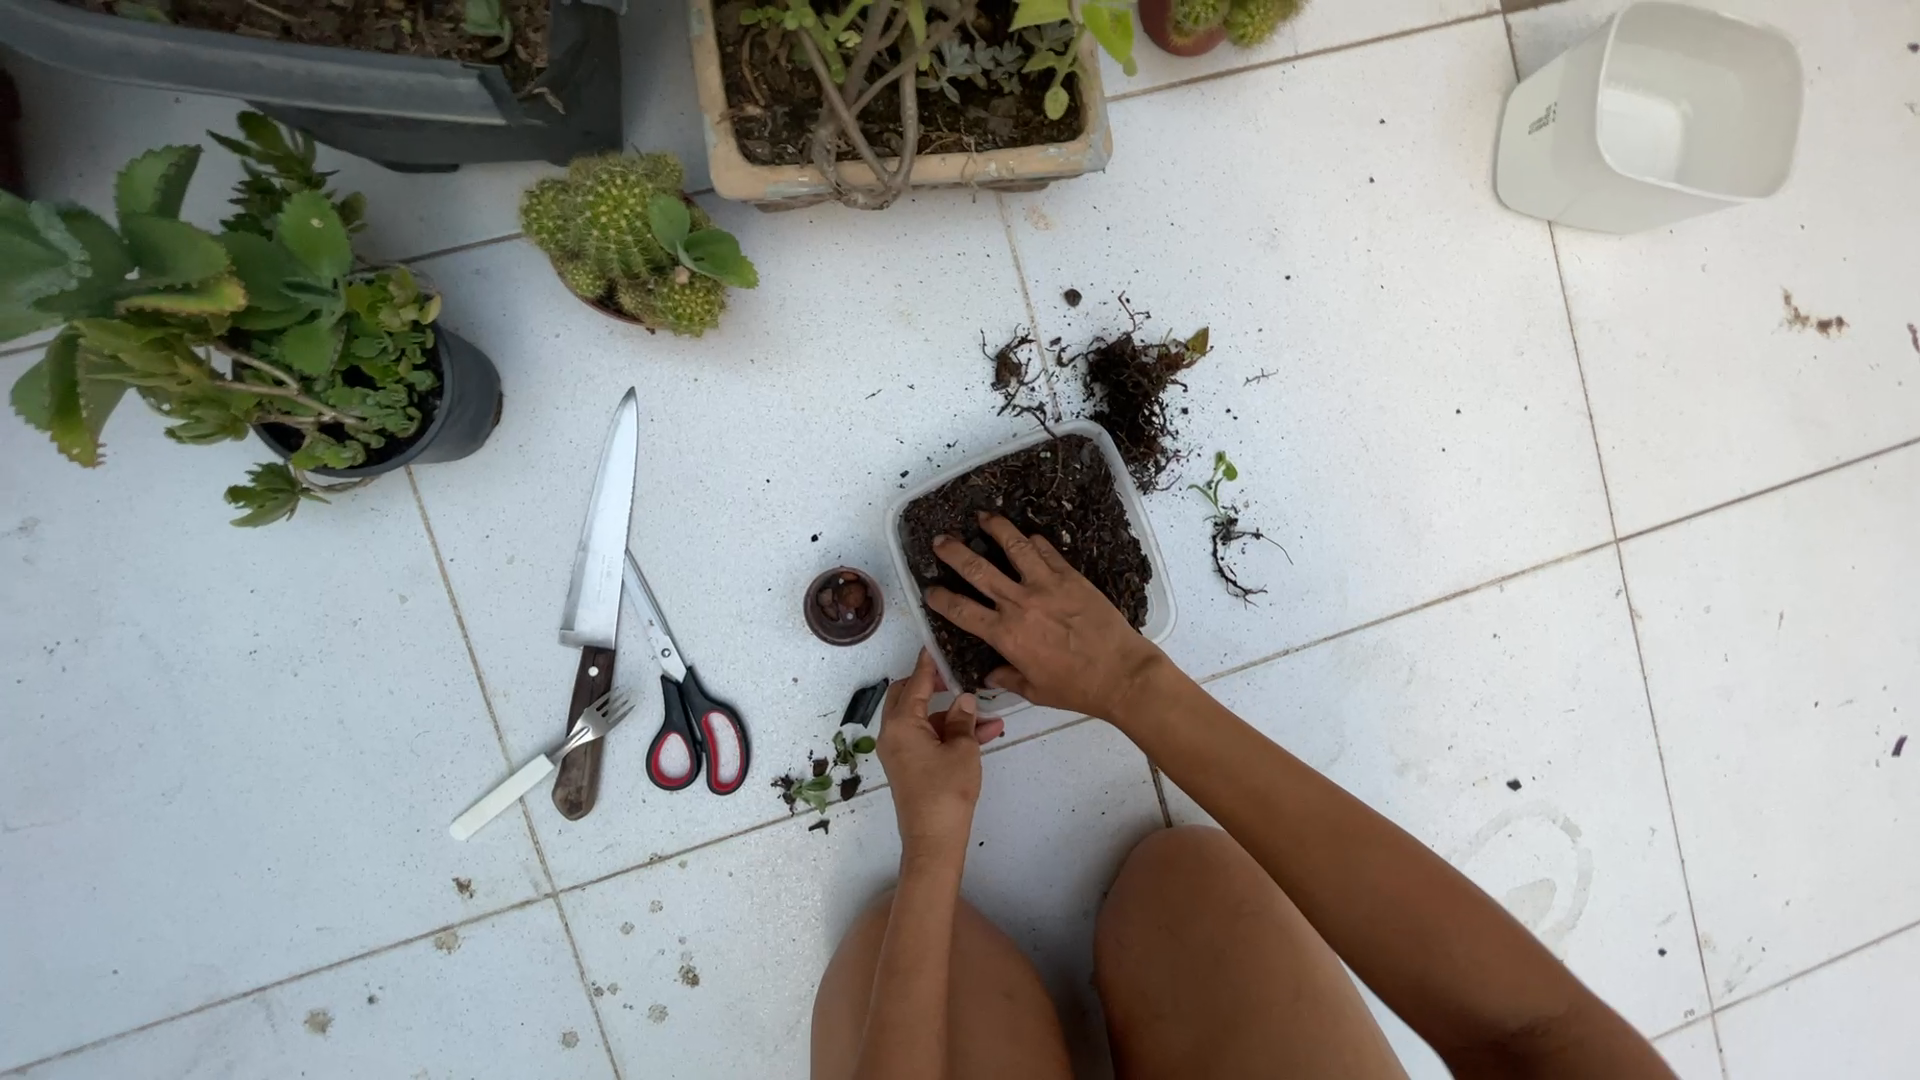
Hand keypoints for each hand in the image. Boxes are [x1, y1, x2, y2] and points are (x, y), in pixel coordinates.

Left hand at [879, 650, 1001, 863]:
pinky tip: (985, 733)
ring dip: (954, 716)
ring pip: (925, 720)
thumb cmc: (947, 791)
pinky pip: (930, 739)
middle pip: (910, 697)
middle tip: (957, 678)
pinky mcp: (910, 766)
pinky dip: (952, 735)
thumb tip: (965, 699)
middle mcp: (894, 733)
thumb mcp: (962, 750)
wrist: (934, 841)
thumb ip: (963, 719)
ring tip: (989, 716)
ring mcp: (901, 751)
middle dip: (935, 686)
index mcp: (901, 724)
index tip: (936, 645)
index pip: (916, 683)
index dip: (928, 664)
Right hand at [923, 513, 1170, 722]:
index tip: (930, 590)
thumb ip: (1008, 678)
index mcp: (1006, 635)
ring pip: (1013, 546)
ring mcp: (1046, 585)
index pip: (962, 611)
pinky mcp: (1071, 576)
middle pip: (978, 570)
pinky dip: (1033, 540)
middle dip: (954, 553)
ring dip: (995, 528)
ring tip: (982, 516)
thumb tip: (991, 675)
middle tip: (940, 541)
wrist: (1121, 673)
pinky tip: (1027, 536)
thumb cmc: (1077, 688)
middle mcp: (1020, 603)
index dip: (942, 599)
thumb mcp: (1035, 691)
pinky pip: (1046, 550)